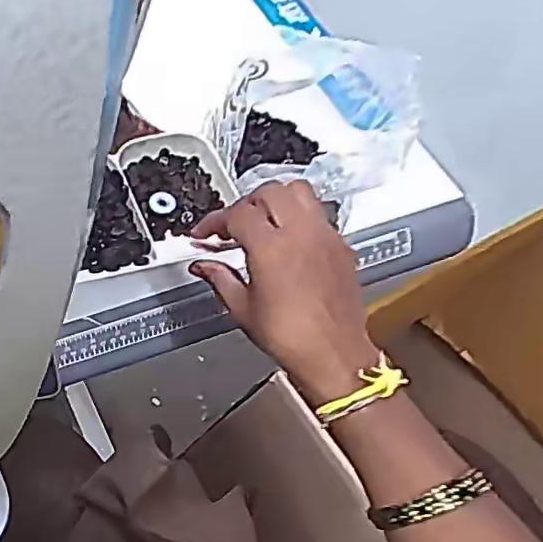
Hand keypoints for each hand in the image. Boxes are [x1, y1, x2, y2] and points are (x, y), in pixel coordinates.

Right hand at [188, 180, 380, 400]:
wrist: (330, 350)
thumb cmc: (291, 336)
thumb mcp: (242, 308)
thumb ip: (220, 279)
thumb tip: (203, 266)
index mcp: (271, 248)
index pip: (237, 214)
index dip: (214, 221)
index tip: (204, 234)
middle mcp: (301, 233)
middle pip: (269, 191)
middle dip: (244, 205)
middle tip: (229, 226)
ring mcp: (324, 235)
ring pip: (298, 191)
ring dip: (273, 200)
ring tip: (259, 222)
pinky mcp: (339, 244)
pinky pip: (316, 213)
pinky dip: (296, 216)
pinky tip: (285, 239)